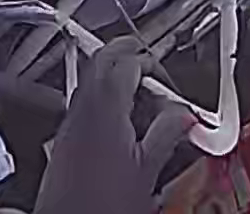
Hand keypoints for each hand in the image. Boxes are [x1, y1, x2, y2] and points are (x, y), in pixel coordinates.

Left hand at [35, 38, 194, 213]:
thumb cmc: (102, 205)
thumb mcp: (147, 169)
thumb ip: (168, 132)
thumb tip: (185, 115)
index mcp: (107, 103)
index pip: (130, 61)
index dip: (152, 65)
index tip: (167, 82)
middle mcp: (85, 103)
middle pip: (105, 57)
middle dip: (128, 52)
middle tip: (147, 60)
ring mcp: (72, 119)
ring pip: (93, 76)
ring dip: (115, 74)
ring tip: (138, 92)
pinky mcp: (65, 136)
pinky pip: (85, 99)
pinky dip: (103, 96)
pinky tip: (120, 121)